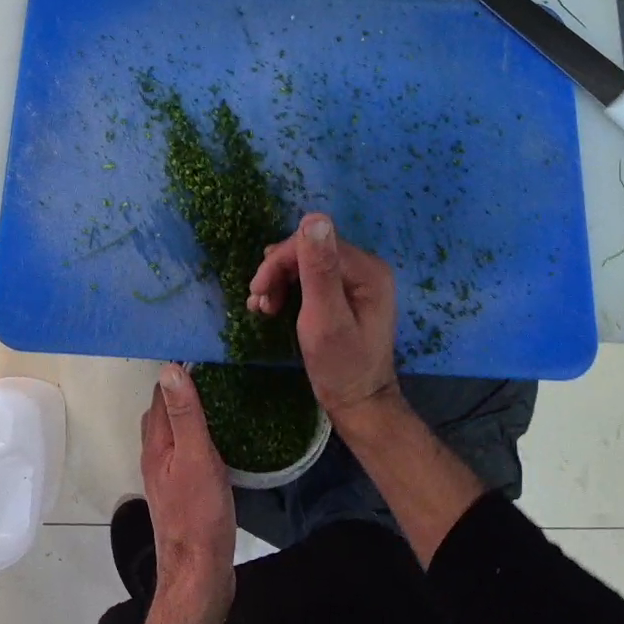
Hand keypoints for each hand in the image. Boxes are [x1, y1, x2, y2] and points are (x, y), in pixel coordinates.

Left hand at [139, 364, 233, 623]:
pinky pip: (189, 450)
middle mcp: (156, 455)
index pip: (161, 394)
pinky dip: (202, 434)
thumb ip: (185, 414)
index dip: (179, 371)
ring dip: (193, 411)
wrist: (199, 572)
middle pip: (166, 411)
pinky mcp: (184, 490)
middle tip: (217, 369)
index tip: (203, 351)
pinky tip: (223, 437)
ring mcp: (169, 474)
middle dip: (185, 388)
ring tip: (223, 395)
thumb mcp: (196, 456)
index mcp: (155, 443)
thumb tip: (170, 367)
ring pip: (177, 431)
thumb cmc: (199, 513)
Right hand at [247, 213, 400, 422]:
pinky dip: (288, 290)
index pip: (313, 243)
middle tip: (258, 303)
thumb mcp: (325, 319)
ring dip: (279, 281)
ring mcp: (358, 281)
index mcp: (367, 269)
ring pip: (306, 264)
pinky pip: (312, 279)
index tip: (257, 290)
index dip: (280, 262)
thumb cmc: (341, 367)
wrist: (359, 405)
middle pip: (309, 251)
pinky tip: (272, 307)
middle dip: (277, 273)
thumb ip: (319, 270)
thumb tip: (314, 218)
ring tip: (262, 308)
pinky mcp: (347, 294)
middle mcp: (366, 268)